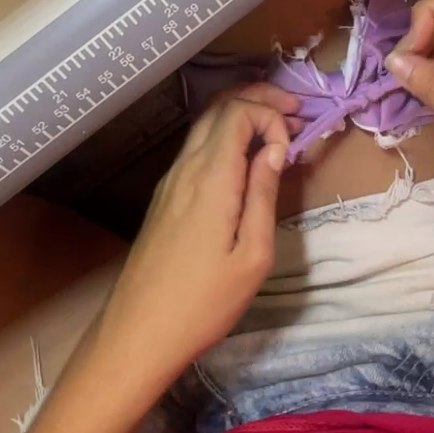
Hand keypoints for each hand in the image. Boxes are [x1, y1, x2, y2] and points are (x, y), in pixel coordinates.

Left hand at [90, 85, 293, 392]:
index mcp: (210, 176)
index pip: (238, 111)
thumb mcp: (253, 255)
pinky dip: (225, 137)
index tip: (293, 145)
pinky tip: (246, 159)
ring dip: (241, 116)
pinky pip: (196, 148)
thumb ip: (264, 194)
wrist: (138, 333)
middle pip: (219, 108)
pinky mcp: (164, 196)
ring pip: (204, 126)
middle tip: (295, 111)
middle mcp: (186, 167)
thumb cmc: (204, 302)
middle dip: (259, 99)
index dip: (270, 114)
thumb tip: (276, 149)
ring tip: (277, 129)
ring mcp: (170, 180)